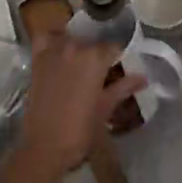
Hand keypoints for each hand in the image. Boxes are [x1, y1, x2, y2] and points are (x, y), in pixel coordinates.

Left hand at [14, 33, 146, 181]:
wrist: (46, 145)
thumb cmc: (80, 130)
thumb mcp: (105, 108)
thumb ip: (123, 87)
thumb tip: (143, 77)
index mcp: (95, 58)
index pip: (113, 47)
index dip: (118, 58)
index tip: (119, 67)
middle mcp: (76, 46)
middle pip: (92, 42)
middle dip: (97, 55)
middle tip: (99, 73)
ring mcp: (55, 49)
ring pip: (71, 38)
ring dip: (77, 47)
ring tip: (79, 66)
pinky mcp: (38, 56)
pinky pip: (46, 37)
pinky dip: (52, 39)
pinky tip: (57, 49)